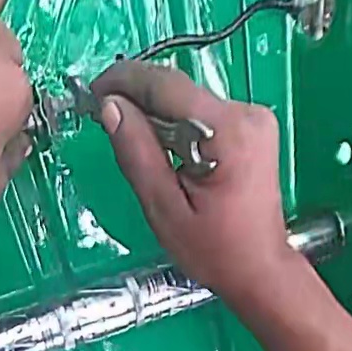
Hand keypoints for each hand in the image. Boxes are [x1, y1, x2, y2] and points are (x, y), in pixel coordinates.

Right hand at [91, 61, 296, 304]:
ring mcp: (254, 118)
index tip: (93, 93)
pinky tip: (165, 153)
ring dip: (156, 117)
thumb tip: (110, 107)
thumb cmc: (213, 250)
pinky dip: (177, 128)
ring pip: (188, 103)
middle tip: (103, 118)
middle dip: (138, 102)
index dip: (125, 82)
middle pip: (179, 93)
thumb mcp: (165, 209)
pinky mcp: (252, 127)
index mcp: (227, 132)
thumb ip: (138, 154)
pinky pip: (202, 116)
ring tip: (133, 144)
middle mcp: (246, 113)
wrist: (258, 268)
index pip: (167, 86)